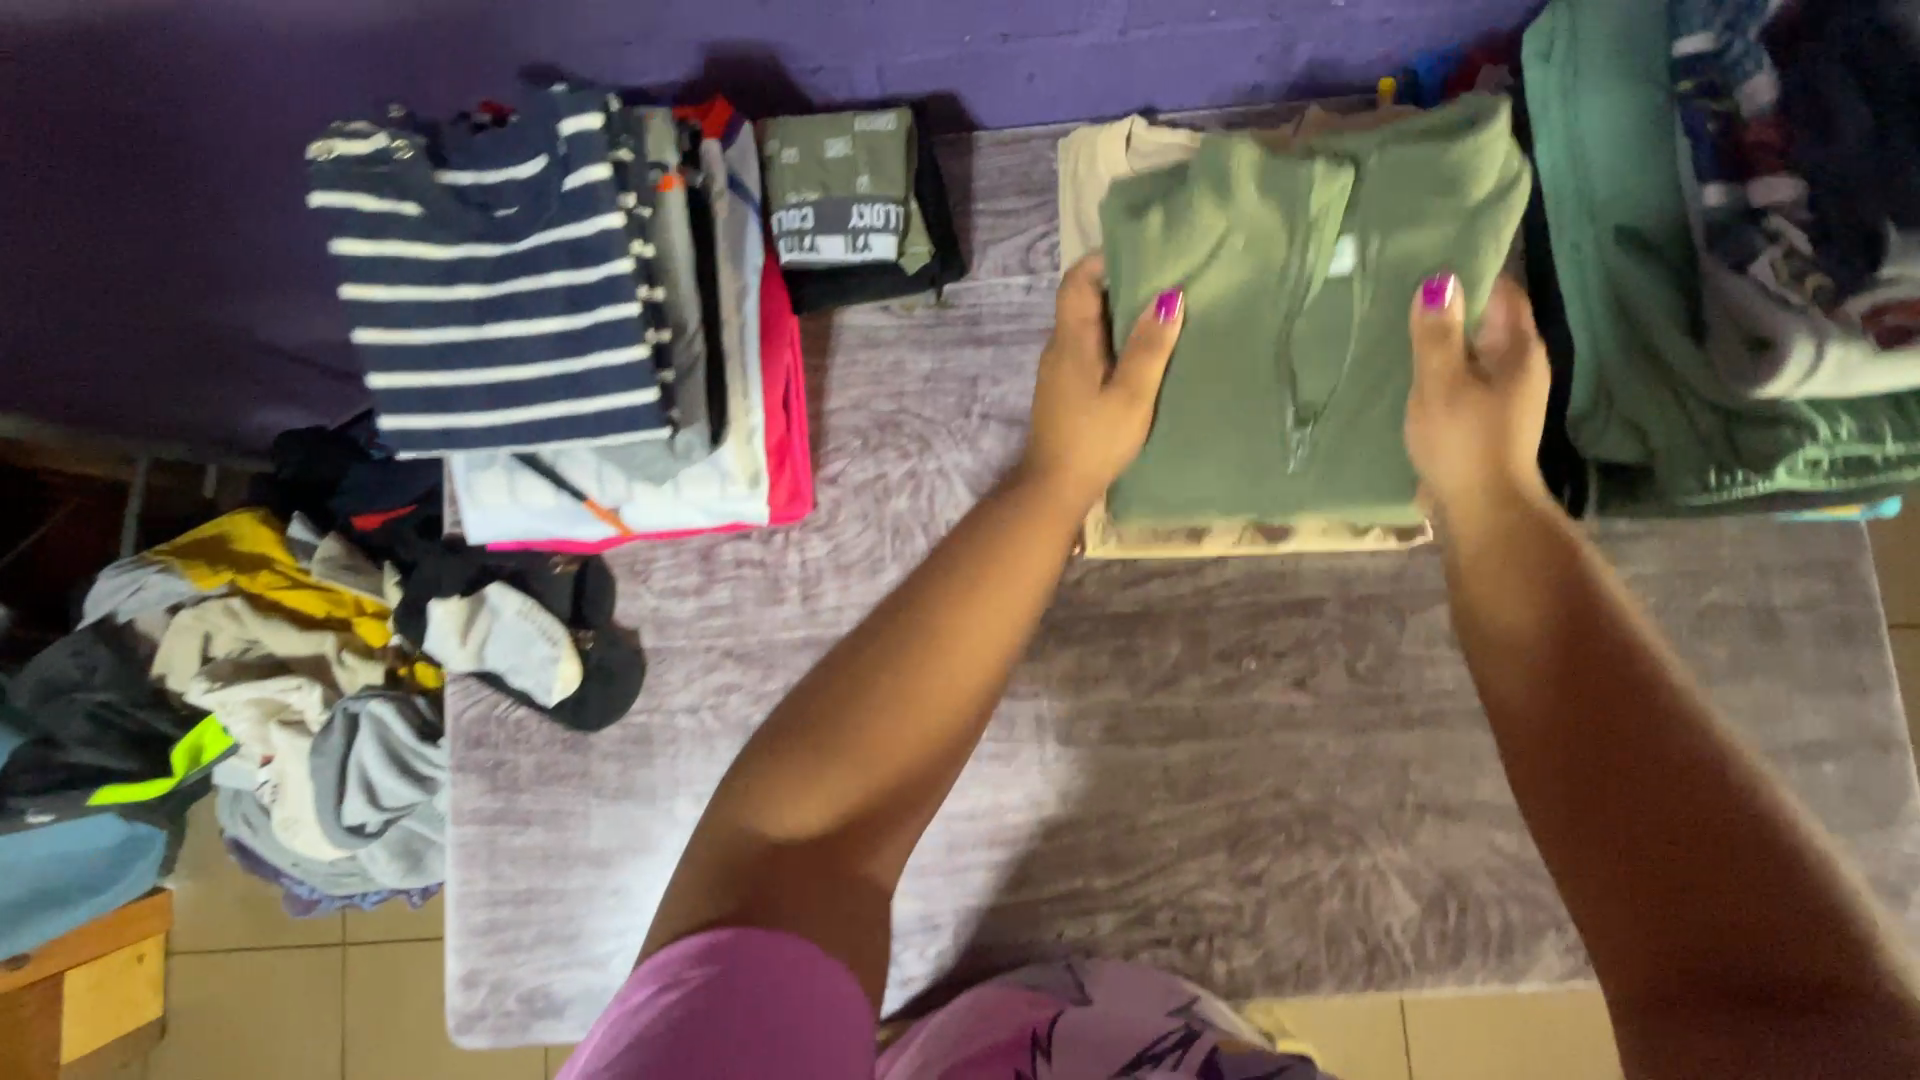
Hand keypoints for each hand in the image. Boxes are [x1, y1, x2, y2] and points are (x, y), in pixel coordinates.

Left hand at [1014, 254, 1184, 509]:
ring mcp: (1058, 371)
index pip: (1076, 281)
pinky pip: (1088, 351)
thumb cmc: (1094, 441)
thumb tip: (1169, 296)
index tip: (1143, 255)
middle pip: (1082, 301)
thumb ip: (1149, 347)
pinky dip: (1113, 343)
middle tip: (1165, 281)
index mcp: (1070, 341)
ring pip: (1087, 328)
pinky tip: (1141, 355)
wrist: (1054, 488)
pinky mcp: (1064, 391)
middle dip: (1120, 286)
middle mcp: (1058, 348)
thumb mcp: (1131, 395)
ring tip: (1161, 313)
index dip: (1103, 261)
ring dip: (1118, 317)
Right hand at [1405, 273, 1552, 527]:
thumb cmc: (1462, 441)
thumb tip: (1440, 280)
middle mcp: (1521, 365)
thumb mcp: (1441, 383)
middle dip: (1453, 305)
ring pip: (1474, 351)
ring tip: (1401, 328)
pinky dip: (1443, 369)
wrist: (1482, 508)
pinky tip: (1413, 374)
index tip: (1431, 260)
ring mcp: (1507, 394)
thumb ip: (1437, 334)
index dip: (1471, 271)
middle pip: (1488, 320)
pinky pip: (1465, 378)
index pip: (1502, 290)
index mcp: (1518, 348)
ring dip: (1445, 340)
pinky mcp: (1488, 418)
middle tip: (1405, 291)